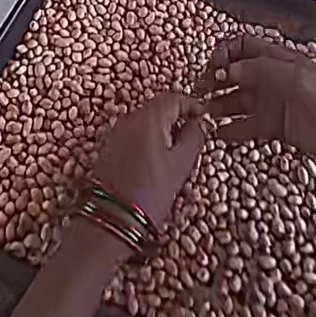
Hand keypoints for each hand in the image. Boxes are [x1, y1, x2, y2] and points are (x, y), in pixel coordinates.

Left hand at [91, 91, 208, 228]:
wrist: (113, 218)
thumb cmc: (151, 192)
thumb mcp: (181, 165)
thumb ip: (194, 137)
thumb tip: (201, 121)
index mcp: (149, 117)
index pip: (174, 98)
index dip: (193, 105)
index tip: (206, 118)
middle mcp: (129, 118)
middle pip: (159, 108)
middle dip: (178, 120)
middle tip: (195, 139)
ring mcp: (117, 132)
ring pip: (147, 123)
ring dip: (164, 132)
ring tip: (178, 157)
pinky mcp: (110, 147)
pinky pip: (134, 135)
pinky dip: (149, 142)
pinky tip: (157, 164)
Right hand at [197, 34, 315, 163]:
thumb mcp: (294, 77)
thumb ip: (259, 69)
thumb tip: (227, 70)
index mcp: (275, 59)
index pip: (241, 46)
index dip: (224, 52)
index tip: (213, 67)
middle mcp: (269, 78)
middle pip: (233, 73)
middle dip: (215, 79)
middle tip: (202, 92)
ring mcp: (270, 102)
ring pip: (235, 99)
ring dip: (218, 104)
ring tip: (204, 113)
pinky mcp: (273, 126)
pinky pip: (245, 125)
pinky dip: (230, 129)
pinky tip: (218, 133)